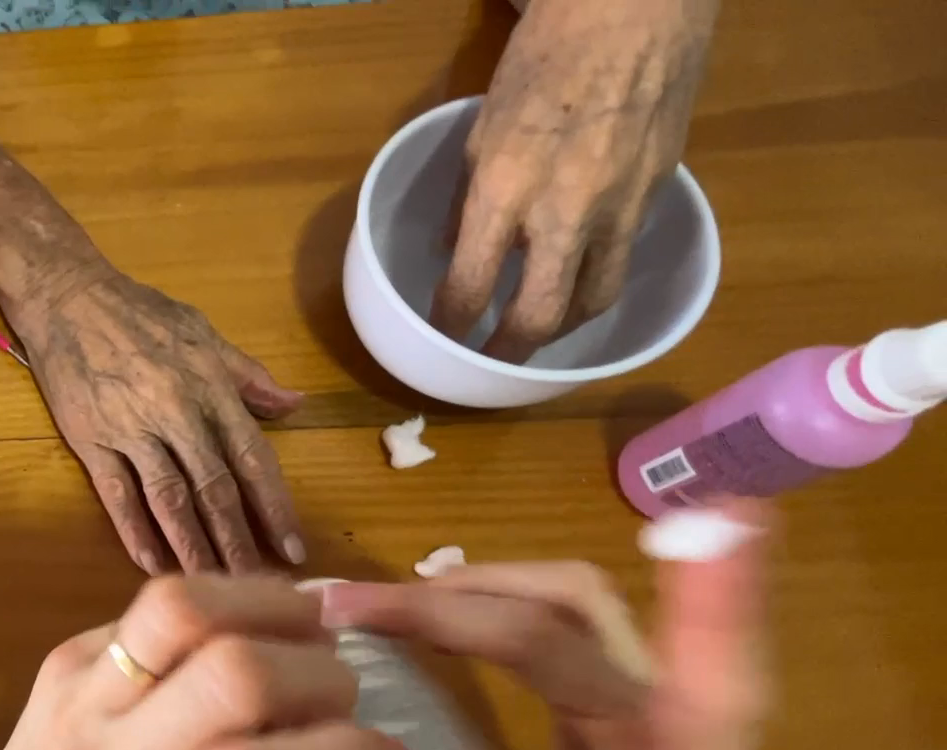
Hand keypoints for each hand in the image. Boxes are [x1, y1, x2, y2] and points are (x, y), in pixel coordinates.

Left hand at [0, 575, 428, 749]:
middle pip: (227, 682)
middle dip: (315, 677)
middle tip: (341, 694)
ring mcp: (80, 696)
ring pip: (178, 613)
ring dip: (265, 608)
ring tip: (306, 631)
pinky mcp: (68, 650)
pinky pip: (156, 600)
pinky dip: (226, 595)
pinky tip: (253, 619)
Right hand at [7, 264, 306, 574]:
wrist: (67, 298)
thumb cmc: (139, 313)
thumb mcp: (202, 333)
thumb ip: (248, 375)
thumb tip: (295, 406)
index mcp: (210, 388)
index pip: (252, 458)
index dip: (274, 506)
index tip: (293, 548)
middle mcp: (176, 414)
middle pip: (214, 488)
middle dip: (237, 540)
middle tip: (255, 585)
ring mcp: (131, 430)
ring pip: (168, 498)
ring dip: (191, 545)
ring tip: (208, 584)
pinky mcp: (91, 441)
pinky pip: (116, 494)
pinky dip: (134, 531)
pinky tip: (150, 563)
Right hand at [319, 502, 768, 749]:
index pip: (710, 680)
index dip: (718, 602)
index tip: (725, 517)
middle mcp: (664, 708)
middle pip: (582, 608)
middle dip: (464, 593)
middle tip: (356, 608)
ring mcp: (635, 684)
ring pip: (562, 596)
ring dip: (465, 585)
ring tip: (374, 604)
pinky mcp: (601, 678)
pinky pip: (542, 613)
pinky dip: (473, 596)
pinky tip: (417, 607)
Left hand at [434, 0, 717, 360]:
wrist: (638, 5)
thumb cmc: (542, 62)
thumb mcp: (479, 135)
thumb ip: (465, 203)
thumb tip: (450, 253)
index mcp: (506, 191)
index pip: (470, 287)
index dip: (451, 324)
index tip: (442, 337)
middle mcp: (565, 208)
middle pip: (541, 313)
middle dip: (511, 349)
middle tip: (492, 360)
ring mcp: (622, 202)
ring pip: (596, 296)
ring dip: (562, 327)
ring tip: (536, 333)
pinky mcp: (660, 189)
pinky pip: (625, 255)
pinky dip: (596, 280)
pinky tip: (576, 281)